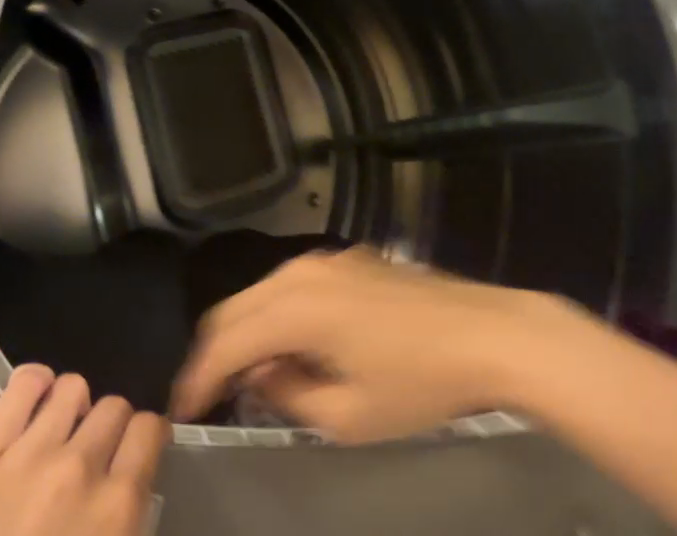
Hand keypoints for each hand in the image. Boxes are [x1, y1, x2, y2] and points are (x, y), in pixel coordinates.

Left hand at [0, 365, 168, 535]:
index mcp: (117, 507)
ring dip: (73, 406)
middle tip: (91, 451)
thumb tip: (127, 495)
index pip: (150, 430)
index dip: (144, 437)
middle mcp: (80, 467)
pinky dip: (35, 383)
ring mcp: (29, 454)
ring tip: (58, 430)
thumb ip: (123, 524)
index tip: (132, 451)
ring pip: (73, 387)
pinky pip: (23, 383)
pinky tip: (30, 403)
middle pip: (114, 406)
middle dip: (109, 425)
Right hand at [170, 247, 586, 442]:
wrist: (494, 335)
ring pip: (264, 292)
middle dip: (217, 352)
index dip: (199, 379)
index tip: (183, 410)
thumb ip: (289, 395)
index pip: (227, 343)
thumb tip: (260, 376)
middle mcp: (302, 272)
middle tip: (209, 395)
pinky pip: (295, 285)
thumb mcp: (350, 416)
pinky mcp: (353, 260)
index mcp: (295, 307)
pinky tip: (295, 345)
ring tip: (252, 376)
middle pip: (236, 308)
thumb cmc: (422, 383)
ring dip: (249, 331)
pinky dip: (279, 314)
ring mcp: (329, 259)